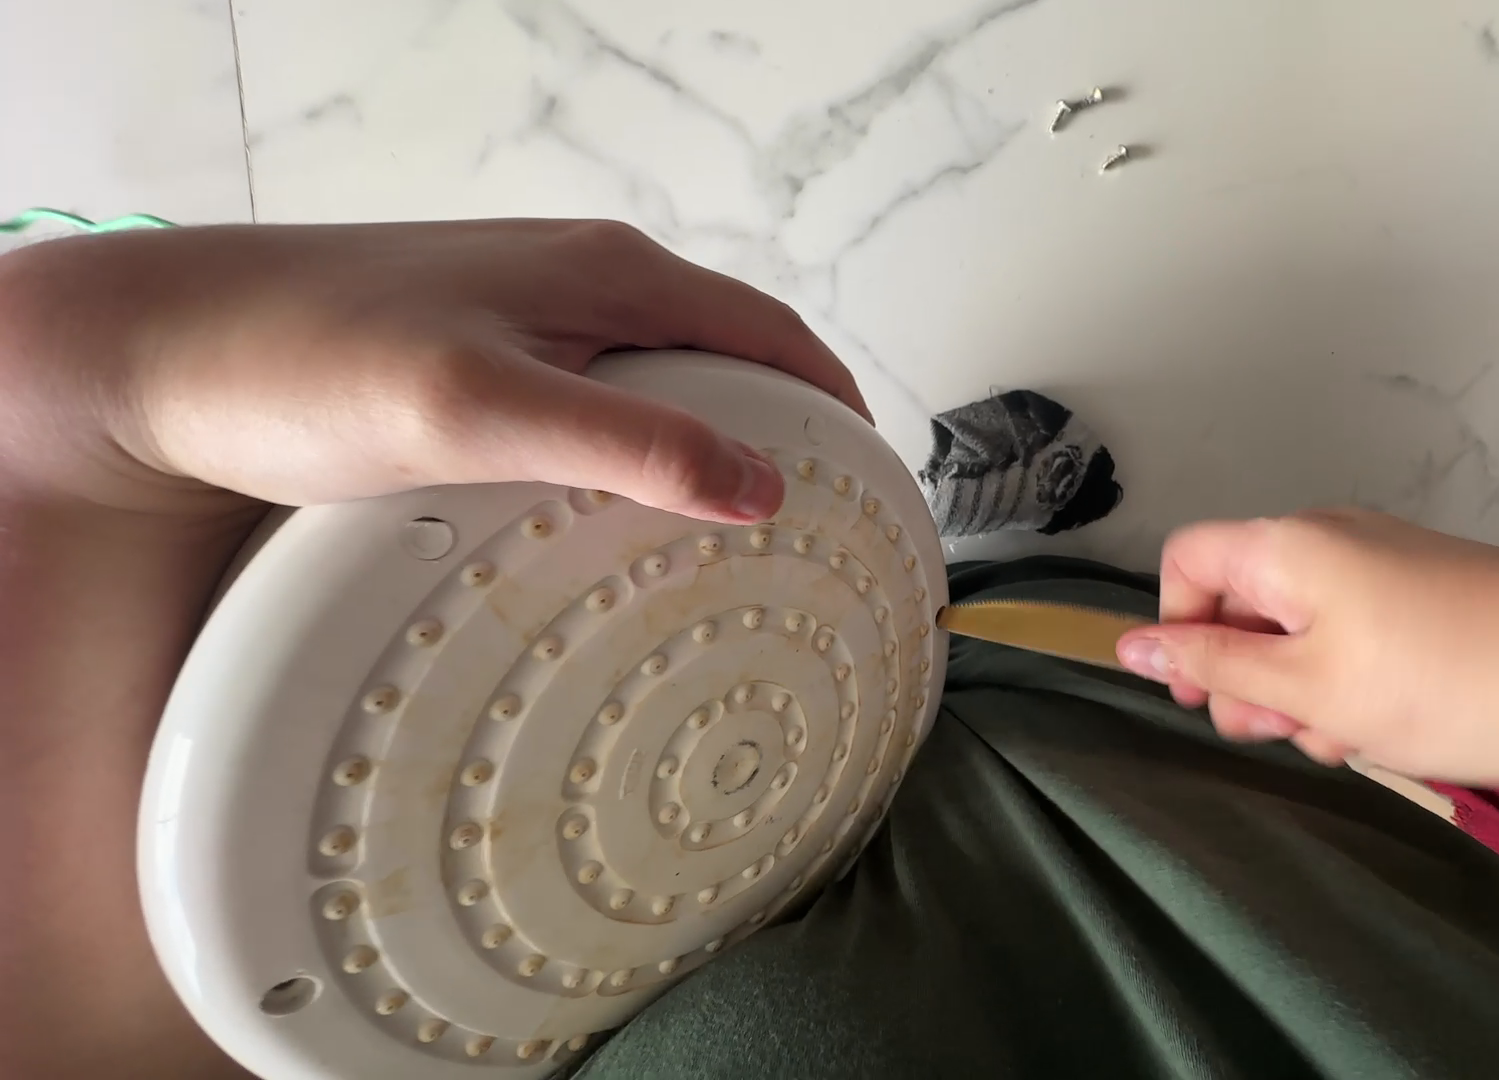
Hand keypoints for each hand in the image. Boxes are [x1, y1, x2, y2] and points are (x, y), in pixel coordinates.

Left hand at [0, 220, 869, 1077]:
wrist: (149, 354)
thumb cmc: (300, 364)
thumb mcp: (482, 409)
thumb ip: (630, 442)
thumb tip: (762, 484)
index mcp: (617, 277)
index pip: (774, 332)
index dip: (835, 397)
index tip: (871, 466)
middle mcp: (597, 286)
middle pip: (741, 352)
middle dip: (797, 420)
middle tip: (823, 501)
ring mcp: (556, 319)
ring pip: (688, 376)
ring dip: (736, 433)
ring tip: (756, 509)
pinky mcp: (516, 356)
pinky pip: (631, 397)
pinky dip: (674, 442)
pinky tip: (657, 494)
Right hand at [1116, 509, 1498, 784]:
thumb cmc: (1442, 682)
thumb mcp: (1305, 685)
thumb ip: (1209, 662)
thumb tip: (1124, 644)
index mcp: (1284, 544)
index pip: (1185, 559)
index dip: (1176, 622)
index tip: (1203, 691)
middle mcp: (1323, 538)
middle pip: (1238, 597)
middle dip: (1242, 669)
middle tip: (1281, 731)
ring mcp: (1376, 563)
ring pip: (1292, 625)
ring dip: (1293, 685)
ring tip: (1342, 736)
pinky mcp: (1418, 591)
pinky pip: (1343, 630)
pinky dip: (1340, 676)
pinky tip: (1380, 724)